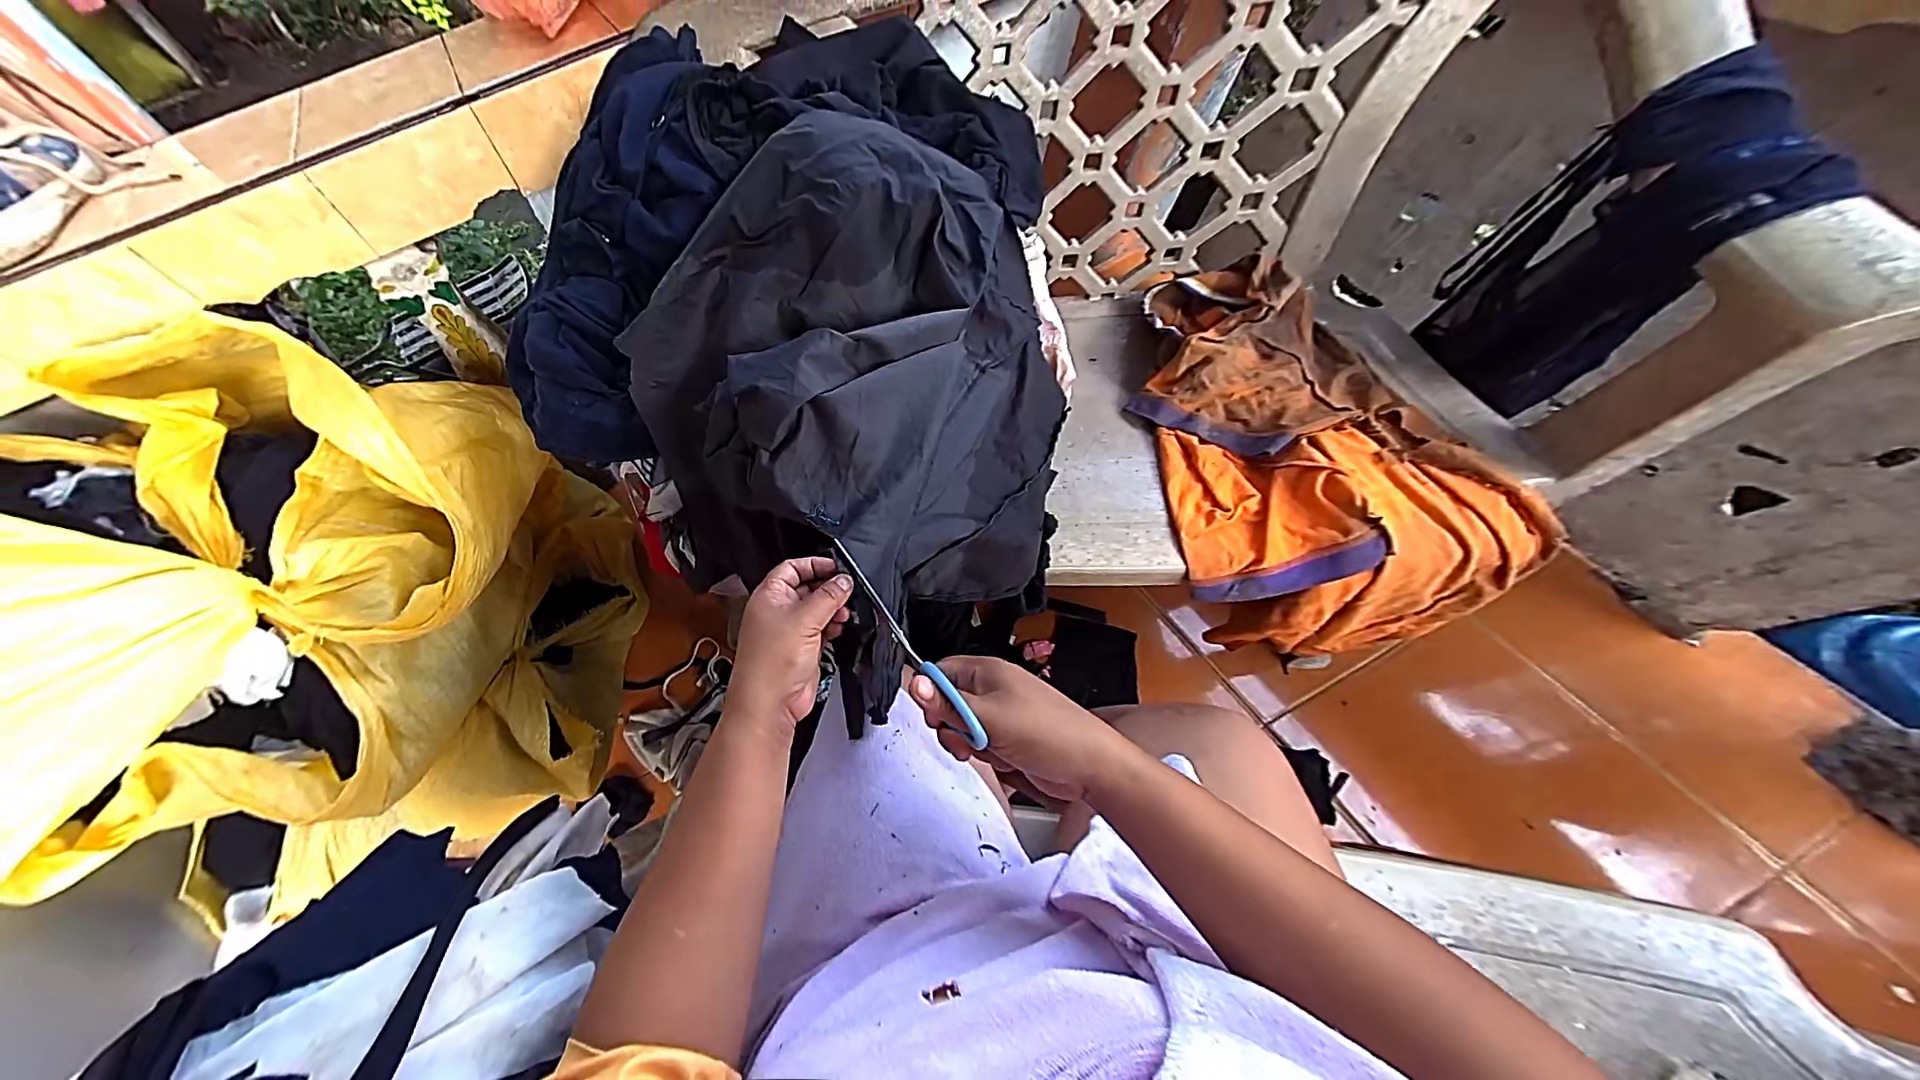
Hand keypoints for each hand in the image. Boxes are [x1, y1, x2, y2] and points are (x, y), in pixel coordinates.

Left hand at [730, 557, 852, 733]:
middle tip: (845, 592)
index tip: (836, 567)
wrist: (770, 702)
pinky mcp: (800, 647)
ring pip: (816, 609)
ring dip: (832, 609)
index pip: (792, 568)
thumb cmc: (770, 664)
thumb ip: (828, 596)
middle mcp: (777, 611)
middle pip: (806, 588)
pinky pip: (820, 629)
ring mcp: (788, 630)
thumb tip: (843, 580)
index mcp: (768, 596)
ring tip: (843, 613)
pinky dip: (831, 626)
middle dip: (828, 589)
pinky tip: (838, 628)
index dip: (814, 564)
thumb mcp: (805, 619)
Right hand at [906, 656, 1138, 802]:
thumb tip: (915, 684)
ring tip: (988, 749)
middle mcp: (994, 688)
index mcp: (988, 671)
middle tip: (967, 737)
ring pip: (964, 727)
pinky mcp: (1010, 737)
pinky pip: (982, 743)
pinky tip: (1001, 758)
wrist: (1090, 766)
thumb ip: (949, 704)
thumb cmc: (1050, 733)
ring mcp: (1002, 713)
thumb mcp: (989, 718)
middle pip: (948, 703)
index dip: (931, 694)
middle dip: (951, 726)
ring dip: (969, 743)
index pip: (941, 672)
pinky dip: (986, 754)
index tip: (935, 717)